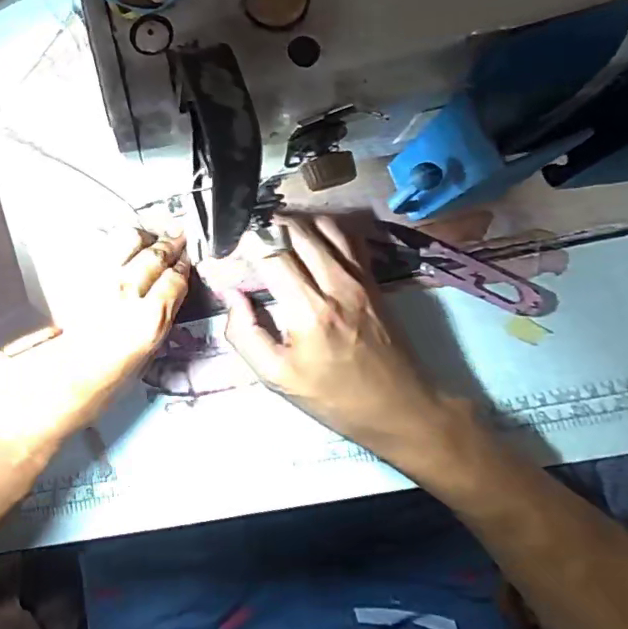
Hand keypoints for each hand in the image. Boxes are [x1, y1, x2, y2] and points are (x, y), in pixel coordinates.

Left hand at [0, 229, 189, 466]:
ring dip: (142, 237)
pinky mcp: (65, 276)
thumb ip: (152, 331)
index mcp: (146, 325)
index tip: (185, 261)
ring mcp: (92, 282)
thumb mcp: (135, 369)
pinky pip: (96, 248)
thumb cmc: (79, 397)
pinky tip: (113, 247)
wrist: (30, 402)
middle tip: (176, 237)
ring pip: (126, 241)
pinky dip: (111, 244)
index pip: (174, 281)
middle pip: (154, 256)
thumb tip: (160, 307)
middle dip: (169, 244)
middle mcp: (122, 297)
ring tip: (146, 237)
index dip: (182, 268)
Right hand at [221, 215, 452, 452]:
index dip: (244, 243)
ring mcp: (359, 276)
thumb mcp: (278, 378)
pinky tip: (309, 241)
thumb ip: (246, 334)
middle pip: (294, 229)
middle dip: (264, 226)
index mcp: (308, 310)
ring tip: (274, 236)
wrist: (399, 405)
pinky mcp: (373, 277)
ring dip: (292, 223)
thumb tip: (230, 294)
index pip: (270, 252)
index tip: (228, 249)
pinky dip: (323, 229)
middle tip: (247, 238)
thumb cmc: (334, 397)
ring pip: (321, 224)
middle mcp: (336, 283)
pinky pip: (346, 236)